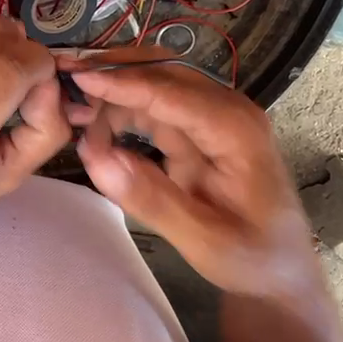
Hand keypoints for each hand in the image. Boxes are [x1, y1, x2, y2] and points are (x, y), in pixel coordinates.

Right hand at [65, 51, 319, 297]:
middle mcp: (224, 110)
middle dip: (109, 71)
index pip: (169, 91)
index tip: (75, 79)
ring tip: (72, 113)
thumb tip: (95, 158)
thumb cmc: (251, 258)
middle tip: (62, 82)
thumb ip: (150, 198)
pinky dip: (117, 107)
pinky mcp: (194, 127)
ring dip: (110, 89)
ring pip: (150, 80)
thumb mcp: (203, 240)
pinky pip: (149, 103)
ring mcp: (209, 115)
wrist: (280, 272)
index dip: (120, 82)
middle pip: (160, 69)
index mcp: (235, 130)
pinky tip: (93, 125)